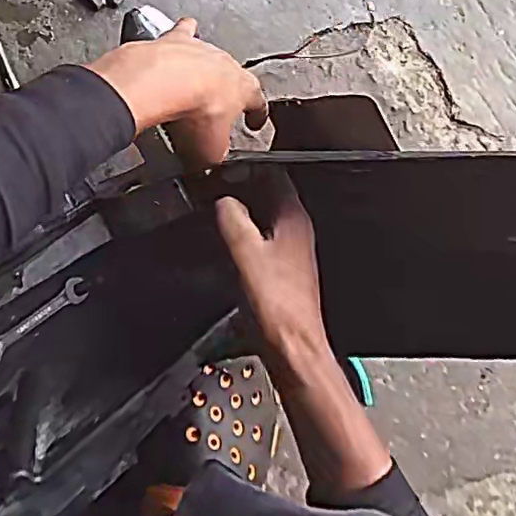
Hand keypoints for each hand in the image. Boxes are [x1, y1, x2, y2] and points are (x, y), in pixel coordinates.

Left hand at [84, 17, 266, 166]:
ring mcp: (200, 49)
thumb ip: (214, 157)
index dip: (258, 115)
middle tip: (216, 106)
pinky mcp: (174, 41)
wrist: (165, 81)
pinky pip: (182, 33)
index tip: (255, 121)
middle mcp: (226, 64)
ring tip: (194, 82)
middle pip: (231, 77)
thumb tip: (207, 166)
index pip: (258, 103)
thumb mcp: (211, 151)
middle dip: (226, 91)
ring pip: (208, 55)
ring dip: (202, 68)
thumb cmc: (195, 110)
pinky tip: (176, 38)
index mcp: (244, 88)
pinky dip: (181, 34)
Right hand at [213, 169, 328, 366]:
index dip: (248, 167)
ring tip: (218, 211)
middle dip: (243, 187)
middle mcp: (298, 229)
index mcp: (294, 218)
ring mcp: (294, 249)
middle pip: (270, 192)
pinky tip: (229, 242)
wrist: (294, 348)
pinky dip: (247, 232)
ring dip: (244, 210)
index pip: (274, 173)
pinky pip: (265, 236)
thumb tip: (222, 200)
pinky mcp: (286, 267)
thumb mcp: (244, 251)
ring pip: (266, 214)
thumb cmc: (277, 306)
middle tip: (216, 188)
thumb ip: (231, 218)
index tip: (225, 170)